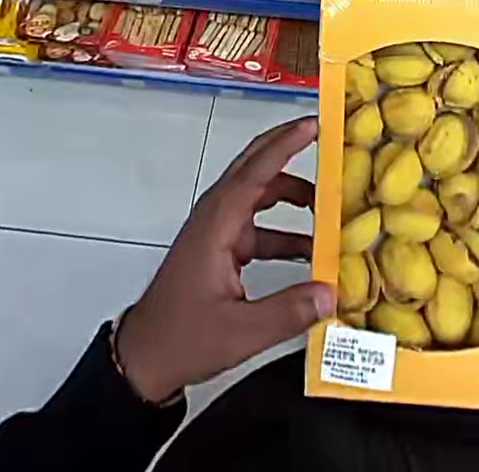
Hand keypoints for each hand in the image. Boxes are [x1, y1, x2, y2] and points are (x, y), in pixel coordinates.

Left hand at [115, 117, 335, 402]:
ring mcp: (219, 229)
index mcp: (218, 222)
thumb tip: (332, 292)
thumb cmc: (184, 336)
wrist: (146, 354)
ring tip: (331, 203)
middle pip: (254, 168)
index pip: (255, 171)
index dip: (285, 145)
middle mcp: (218, 214)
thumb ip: (288, 311)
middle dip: (287, 148)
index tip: (312, 125)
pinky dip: (285, 232)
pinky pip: (259, 226)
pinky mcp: (222, 246)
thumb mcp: (240, 331)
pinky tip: (313, 250)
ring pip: (260, 196)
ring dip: (292, 195)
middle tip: (325, 137)